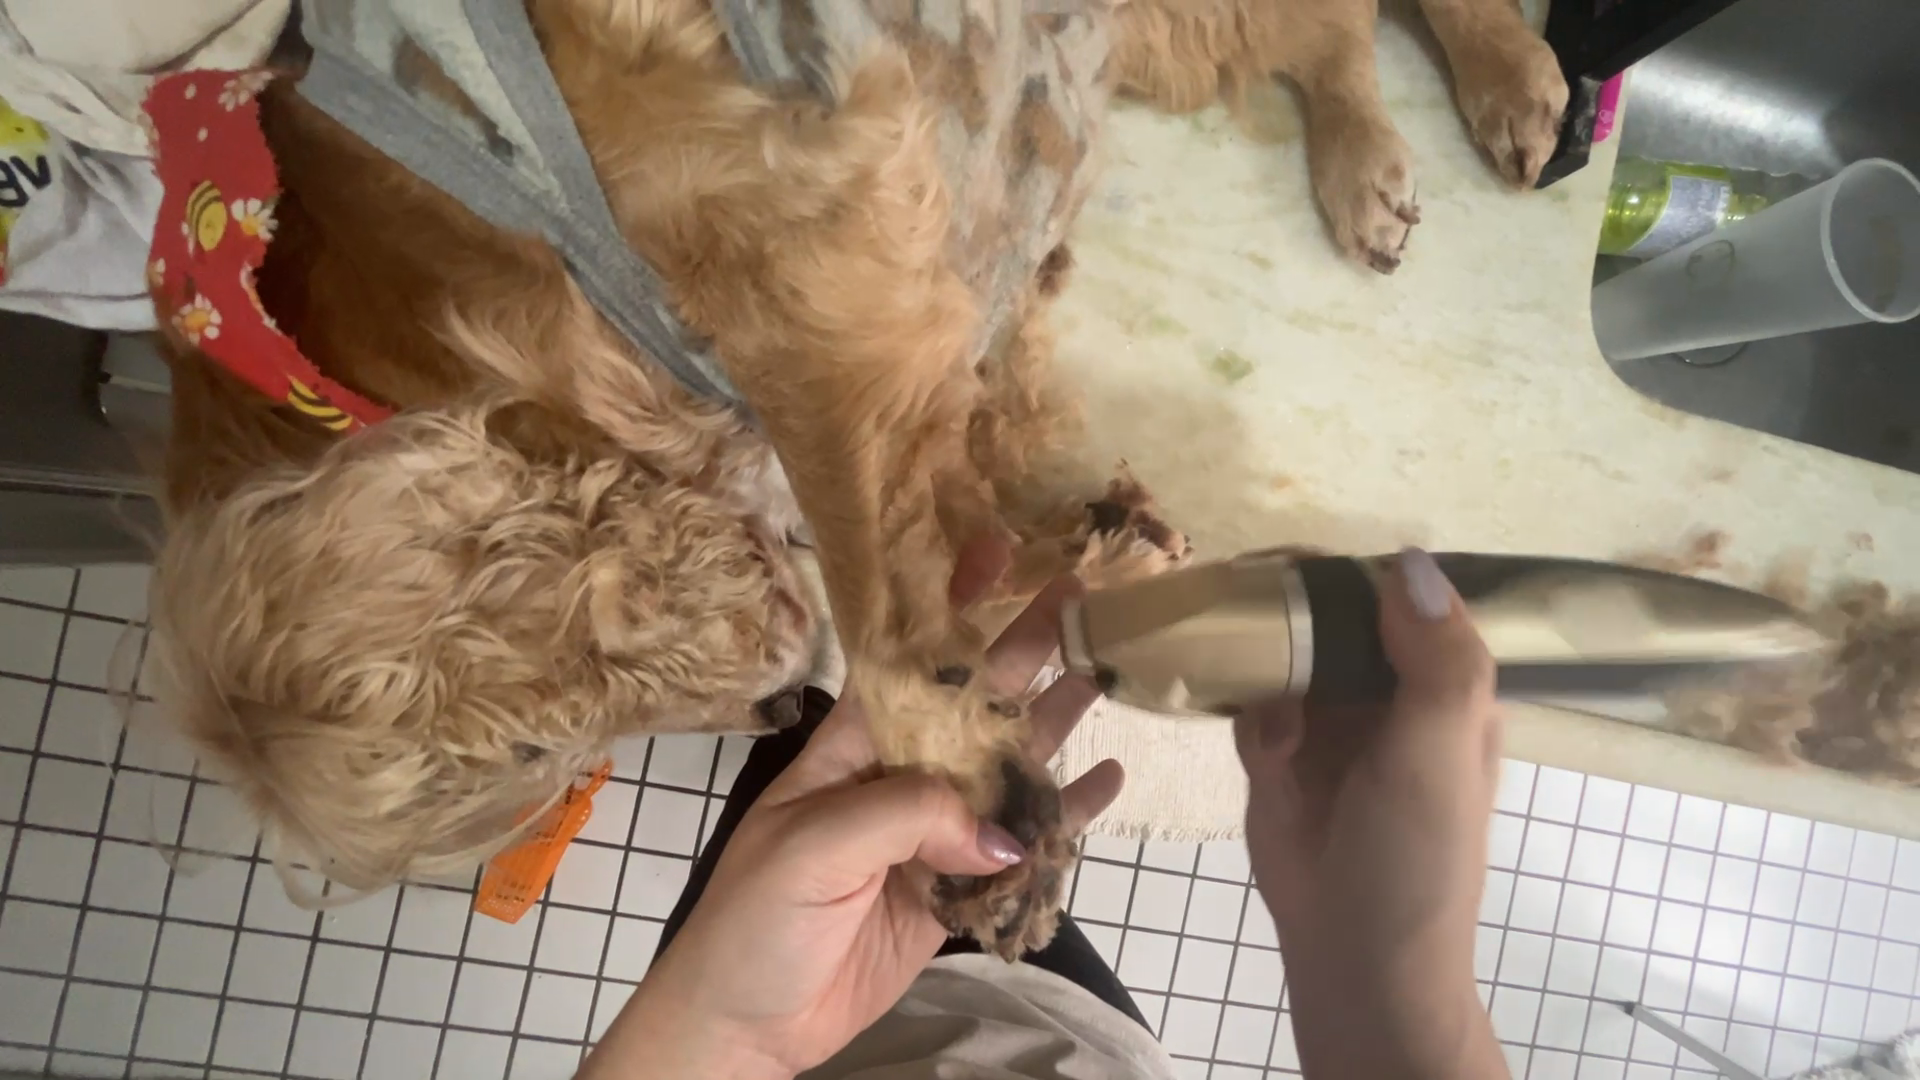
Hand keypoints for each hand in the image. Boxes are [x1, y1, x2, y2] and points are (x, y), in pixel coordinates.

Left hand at [580, 536, 1123, 1079]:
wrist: (752, 1025)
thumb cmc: (758, 918)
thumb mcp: (812, 847)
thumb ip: (907, 817)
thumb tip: (1000, 831)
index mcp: (860, 742)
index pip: (910, 657)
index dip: (950, 604)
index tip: (993, 551)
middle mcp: (908, 769)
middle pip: (976, 699)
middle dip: (1023, 645)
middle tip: (1077, 595)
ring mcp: (940, 824)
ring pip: (1009, 760)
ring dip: (1056, 717)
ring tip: (1105, 671)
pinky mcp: (964, 880)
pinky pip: (1025, 838)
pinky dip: (1068, 813)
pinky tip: (1109, 781)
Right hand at [1234, 547, 1504, 1079]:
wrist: (1351, 948)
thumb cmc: (1415, 854)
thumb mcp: (1440, 756)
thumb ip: (1436, 663)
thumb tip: (1407, 560)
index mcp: (1439, 685)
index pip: (1400, 601)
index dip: (1355, 571)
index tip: (1298, 558)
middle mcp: (1379, 690)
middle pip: (1328, 617)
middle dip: (1287, 606)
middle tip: (1240, 592)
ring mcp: (1324, 718)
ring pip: (1281, 652)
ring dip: (1261, 659)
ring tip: (1248, 675)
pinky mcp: (1274, 745)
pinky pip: (1251, 702)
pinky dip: (1251, 715)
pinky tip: (1268, 755)